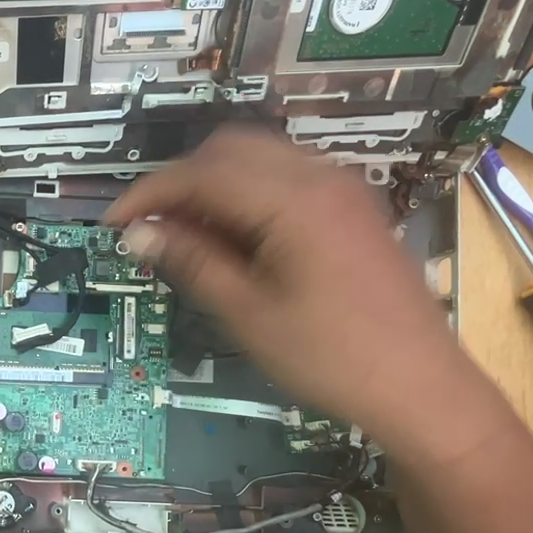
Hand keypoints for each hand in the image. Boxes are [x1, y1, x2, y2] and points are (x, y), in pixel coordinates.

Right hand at [103, 128, 482, 445]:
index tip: (113, 223)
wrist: (419, 384)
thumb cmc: (329, 356)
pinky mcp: (349, 206)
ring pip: (257, 158)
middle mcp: (320, 176)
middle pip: (229, 149)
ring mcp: (340, 187)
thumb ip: (192, 262)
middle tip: (149, 229)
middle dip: (179, 181)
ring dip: (211, 186)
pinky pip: (283, 178)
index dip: (149, 194)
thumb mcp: (247, 313)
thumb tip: (138, 235)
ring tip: (184, 238)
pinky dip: (244, 195)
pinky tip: (231, 238)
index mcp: (293, 200)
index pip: (202, 174)